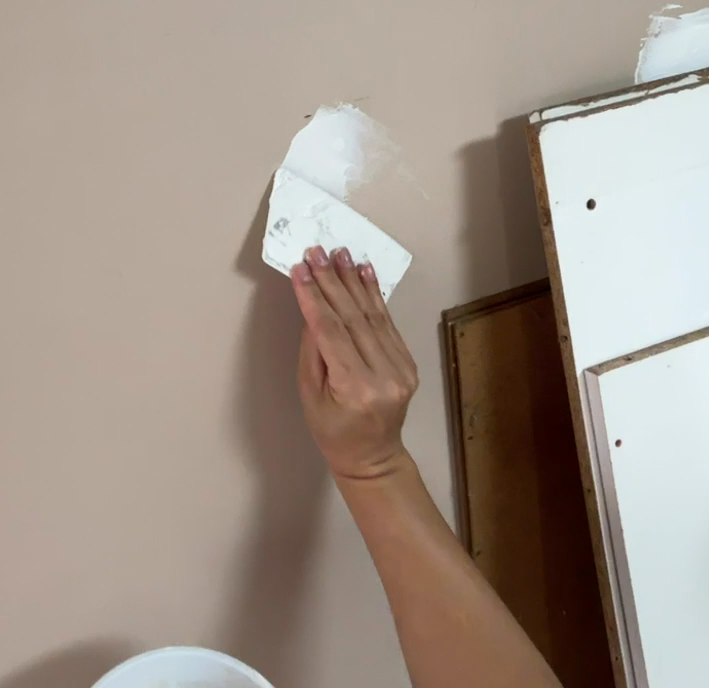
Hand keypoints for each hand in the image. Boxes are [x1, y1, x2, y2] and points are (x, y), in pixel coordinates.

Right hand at [289, 245, 419, 481]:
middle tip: (317, 251)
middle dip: (331, 281)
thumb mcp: (309, 393)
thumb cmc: (331, 430)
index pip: (331, 332)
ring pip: (372, 314)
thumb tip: (312, 305)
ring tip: (339, 252)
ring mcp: (402, 367)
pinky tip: (364, 271)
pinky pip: (387, 322)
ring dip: (354, 280)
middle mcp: (385, 374)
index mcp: (356, 388)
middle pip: (353, 318)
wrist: (372, 457)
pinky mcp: (408, 361)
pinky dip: (374, 294)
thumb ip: (313, 349)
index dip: (314, 297)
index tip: (300, 268)